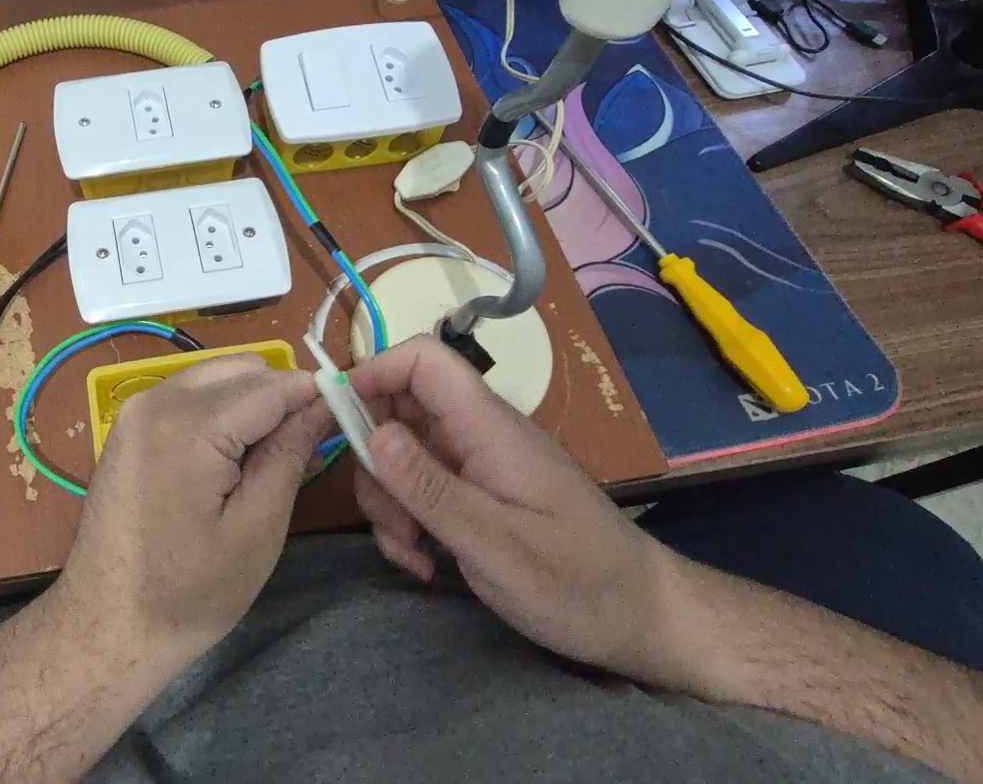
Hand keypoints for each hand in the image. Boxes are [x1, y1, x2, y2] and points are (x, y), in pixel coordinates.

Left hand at [50, 355, 329, 666]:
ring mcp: (135, 409)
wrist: (105, 624)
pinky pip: (188, 395)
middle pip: (241, 370)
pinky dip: (219, 410)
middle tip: (307, 449)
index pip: (271, 384)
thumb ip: (289, 453)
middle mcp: (157, 400)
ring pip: (215, 376)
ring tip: (274, 458)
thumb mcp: (256, 528)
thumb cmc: (189, 591)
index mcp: (189, 424)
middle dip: (281, 396)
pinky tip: (234, 456)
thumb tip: (323, 402)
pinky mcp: (128, 425)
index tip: (348, 417)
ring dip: (251, 402)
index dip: (314, 396)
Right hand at [347, 336, 681, 684]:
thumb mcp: (497, 545)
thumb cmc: (579, 583)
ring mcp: (472, 463)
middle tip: (391, 521)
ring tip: (413, 555)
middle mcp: (475, 434)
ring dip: (390, 503)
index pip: (422, 360)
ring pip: (399, 455)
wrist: (644, 622)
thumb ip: (430, 487)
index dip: (374, 372)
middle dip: (375, 464)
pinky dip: (407, 521)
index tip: (338, 421)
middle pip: (397, 410)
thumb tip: (372, 432)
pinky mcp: (472, 492)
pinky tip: (425, 562)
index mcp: (487, 427)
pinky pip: (418, 487)